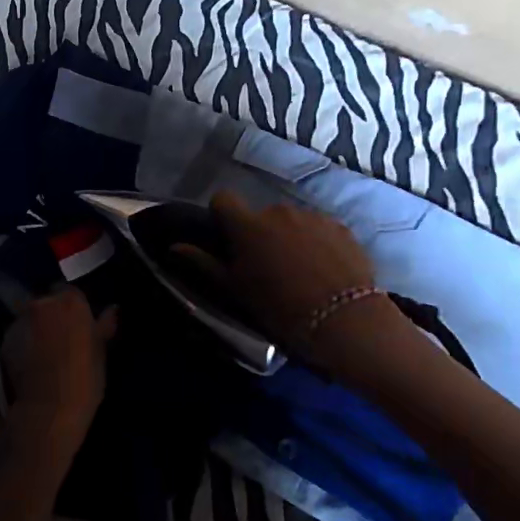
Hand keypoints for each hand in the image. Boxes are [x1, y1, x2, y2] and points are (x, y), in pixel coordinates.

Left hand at [1, 286, 117, 462]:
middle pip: (46, 302)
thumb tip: (113, 309)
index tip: (78, 322)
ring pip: (30, 318)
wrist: (49, 410)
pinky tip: (32, 362)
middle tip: (62, 336)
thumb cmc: (84, 379)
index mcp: (70, 302)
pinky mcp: (5, 340)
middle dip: (52, 314)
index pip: (70, 291)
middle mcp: (42, 304)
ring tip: (45, 351)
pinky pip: (18, 336)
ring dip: (36, 328)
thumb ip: (104, 325)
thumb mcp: (101, 352)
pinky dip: (24, 343)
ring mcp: (20, 321)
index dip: (73, 306)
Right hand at [174, 191, 379, 356]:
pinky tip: (325, 270)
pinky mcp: (341, 226)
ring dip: (290, 237)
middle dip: (260, 233)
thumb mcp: (237, 291)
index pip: (223, 199)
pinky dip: (317, 242)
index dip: (222, 216)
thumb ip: (204, 264)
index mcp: (248, 226)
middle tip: (267, 267)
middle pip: (260, 214)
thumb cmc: (281, 309)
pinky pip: (320, 228)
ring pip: (292, 221)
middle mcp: (278, 211)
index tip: (228, 240)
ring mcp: (313, 216)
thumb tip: (174, 247)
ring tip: (300, 271)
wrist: (344, 321)